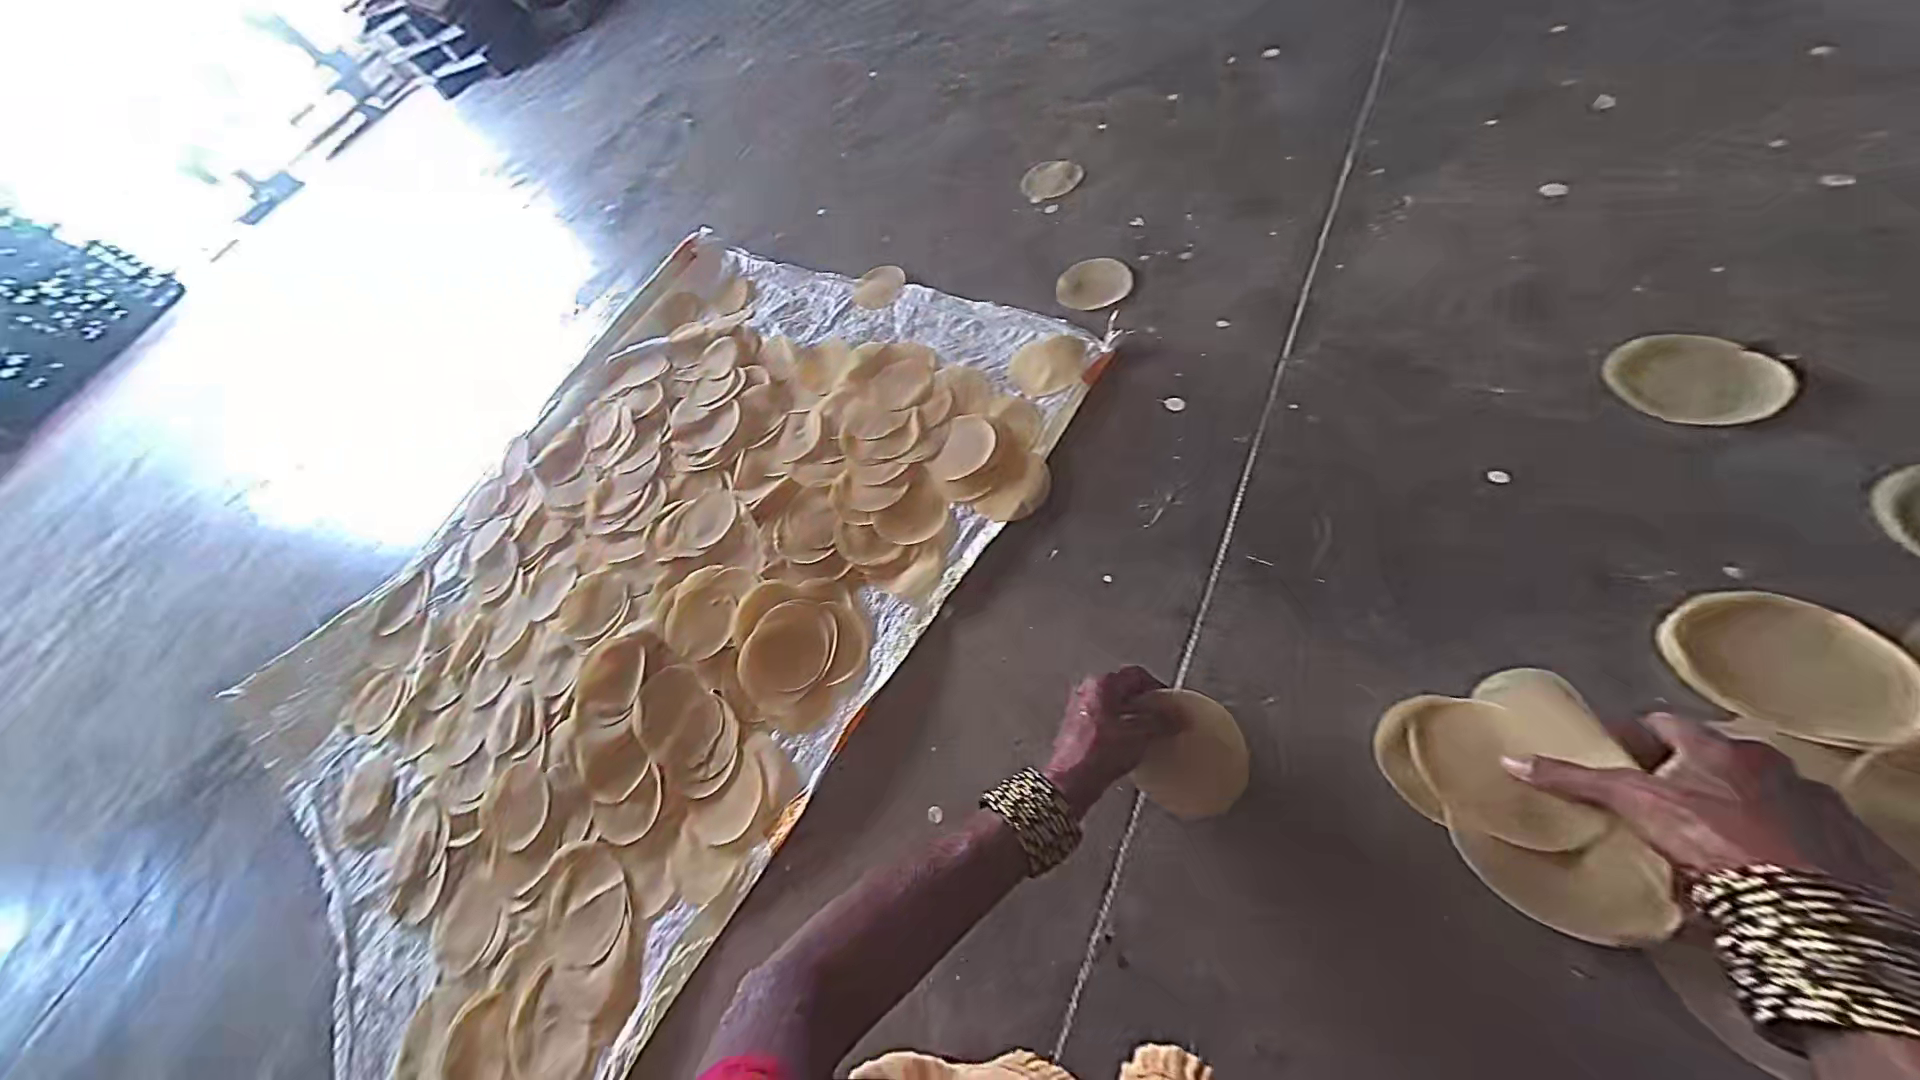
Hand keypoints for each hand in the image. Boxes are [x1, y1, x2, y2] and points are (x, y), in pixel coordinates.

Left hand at [1043, 666, 1180, 816]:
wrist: (1071, 781)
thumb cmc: (1100, 753)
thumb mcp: (1140, 735)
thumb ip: (1163, 721)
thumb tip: (1179, 716)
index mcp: (1101, 684)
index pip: (1136, 675)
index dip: (1158, 688)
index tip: (1171, 703)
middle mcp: (1088, 691)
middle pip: (1125, 689)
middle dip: (1147, 703)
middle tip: (1164, 718)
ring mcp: (1080, 709)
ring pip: (1115, 706)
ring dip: (1134, 717)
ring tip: (1152, 733)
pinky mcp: (1078, 728)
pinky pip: (1106, 720)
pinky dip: (1121, 728)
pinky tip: (1132, 745)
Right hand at [1505, 711, 1912, 892]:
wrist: (1804, 904)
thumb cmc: (1716, 837)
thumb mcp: (1628, 800)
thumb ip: (1571, 778)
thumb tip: (1515, 763)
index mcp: (1720, 745)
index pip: (1661, 722)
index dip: (1630, 735)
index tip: (1611, 750)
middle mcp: (1771, 767)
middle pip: (1707, 757)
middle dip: (1677, 771)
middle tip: (1644, 791)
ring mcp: (1812, 807)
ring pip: (1751, 794)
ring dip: (1723, 805)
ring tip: (1689, 830)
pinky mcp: (1840, 848)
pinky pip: (1788, 831)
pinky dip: (1761, 838)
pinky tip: (1737, 858)